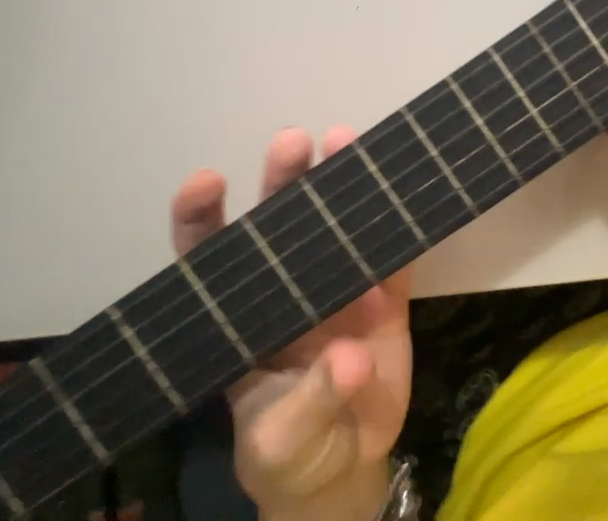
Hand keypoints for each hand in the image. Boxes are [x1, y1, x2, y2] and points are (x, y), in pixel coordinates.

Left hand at [171, 127, 413, 520]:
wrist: (346, 468)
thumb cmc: (290, 456)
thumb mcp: (283, 442)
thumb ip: (312, 400)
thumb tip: (352, 355)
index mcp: (243, 322)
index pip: (213, 263)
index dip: (204, 219)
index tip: (208, 180)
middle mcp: (288, 295)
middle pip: (280, 230)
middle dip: (283, 182)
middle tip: (295, 140)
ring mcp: (342, 294)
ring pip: (339, 231)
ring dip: (343, 188)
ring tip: (346, 140)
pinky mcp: (388, 301)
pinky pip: (395, 261)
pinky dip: (399, 232)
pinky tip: (403, 189)